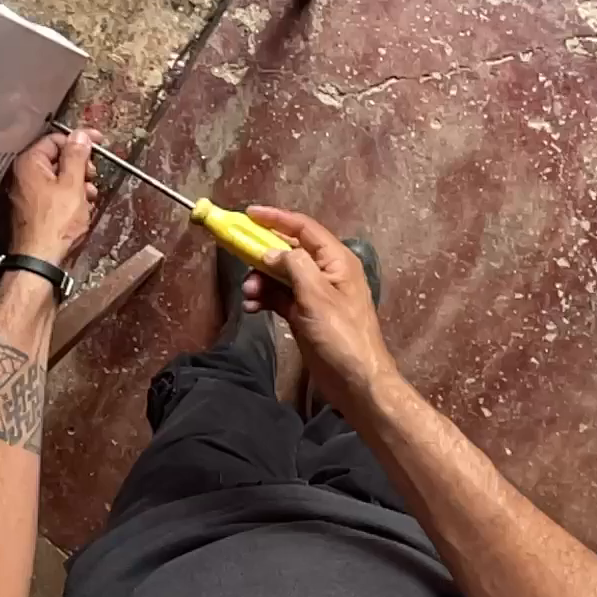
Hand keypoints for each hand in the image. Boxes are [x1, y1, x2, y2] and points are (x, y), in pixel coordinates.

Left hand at [6, 129, 100, 265]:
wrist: (39, 260)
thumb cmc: (55, 223)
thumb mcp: (72, 185)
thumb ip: (76, 156)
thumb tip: (80, 135)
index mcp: (30, 163)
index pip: (56, 139)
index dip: (79, 140)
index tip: (98, 142)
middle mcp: (23, 175)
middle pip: (56, 158)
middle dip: (80, 166)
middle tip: (94, 175)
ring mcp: (26, 193)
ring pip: (57, 178)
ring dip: (78, 184)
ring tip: (90, 196)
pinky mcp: (32, 210)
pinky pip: (53, 194)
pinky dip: (69, 197)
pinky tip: (81, 209)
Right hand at [241, 206, 400, 410]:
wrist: (357, 382)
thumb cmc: (342, 335)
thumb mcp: (316, 294)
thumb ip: (293, 265)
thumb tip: (271, 252)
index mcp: (336, 260)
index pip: (303, 228)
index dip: (276, 218)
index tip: (248, 214)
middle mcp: (325, 272)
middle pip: (288, 250)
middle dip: (262, 254)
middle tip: (239, 258)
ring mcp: (314, 294)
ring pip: (279, 274)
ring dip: (260, 280)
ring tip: (248, 294)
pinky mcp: (304, 314)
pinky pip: (278, 296)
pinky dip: (264, 298)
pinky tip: (252, 307)